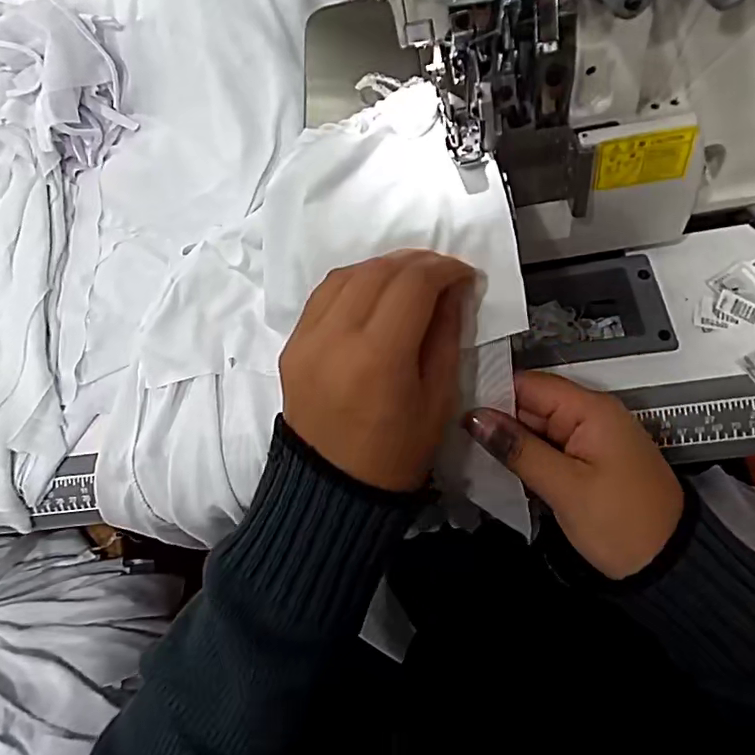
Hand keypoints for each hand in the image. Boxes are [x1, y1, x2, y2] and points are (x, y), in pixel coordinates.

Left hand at [279, 250, 474, 492]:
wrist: (331, 491)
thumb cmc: (396, 454)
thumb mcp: (439, 398)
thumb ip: (446, 335)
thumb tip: (452, 290)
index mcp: (378, 356)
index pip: (413, 285)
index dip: (444, 269)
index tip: (463, 275)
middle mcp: (335, 336)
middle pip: (378, 271)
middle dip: (417, 262)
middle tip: (442, 272)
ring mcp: (306, 338)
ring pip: (347, 274)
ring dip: (383, 267)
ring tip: (410, 278)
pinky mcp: (291, 344)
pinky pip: (323, 295)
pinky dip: (353, 282)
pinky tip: (373, 292)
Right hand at [464, 372, 682, 579]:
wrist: (671, 566)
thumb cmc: (624, 524)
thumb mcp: (565, 487)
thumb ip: (518, 449)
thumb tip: (476, 418)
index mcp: (590, 409)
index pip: (529, 384)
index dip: (492, 393)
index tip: (456, 408)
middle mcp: (589, 415)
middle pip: (530, 404)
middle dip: (495, 419)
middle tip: (455, 435)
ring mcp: (588, 438)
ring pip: (535, 428)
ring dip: (508, 441)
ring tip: (468, 451)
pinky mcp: (586, 460)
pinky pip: (548, 448)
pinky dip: (526, 457)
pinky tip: (499, 468)